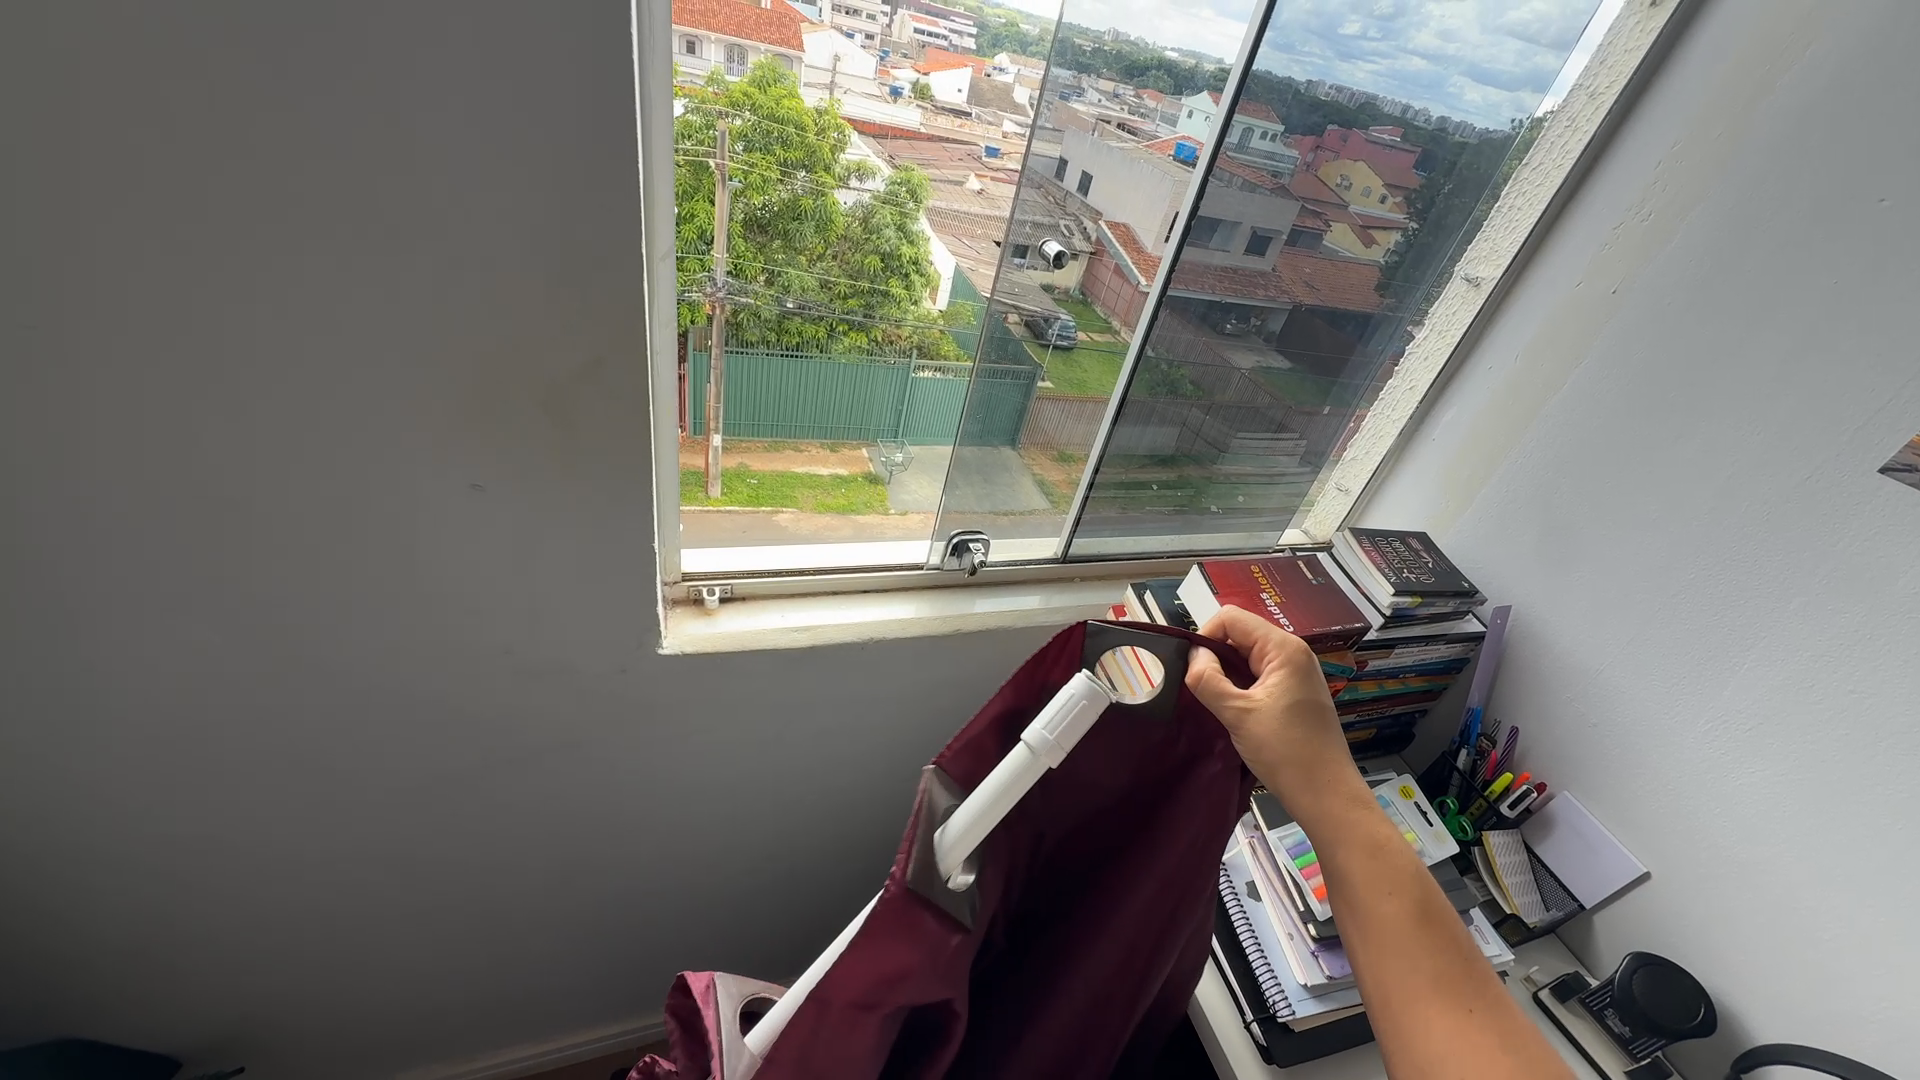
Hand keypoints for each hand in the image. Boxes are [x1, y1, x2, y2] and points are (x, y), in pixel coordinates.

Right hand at [1186, 606, 1361, 817]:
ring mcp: (1295, 672)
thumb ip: (1207, 679)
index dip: (1206, 636)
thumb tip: (1192, 656)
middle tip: (1201, 687)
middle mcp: (1292, 652)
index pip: (1231, 618)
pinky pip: (1257, 674)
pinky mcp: (1293, 691)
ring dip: (1226, 672)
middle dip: (1215, 655)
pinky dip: (1239, 685)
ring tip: (1215, 700)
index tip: (1193, 668)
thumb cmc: (1285, 752)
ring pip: (1246, 656)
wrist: (1325, 795)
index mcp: (1283, 648)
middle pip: (1239, 634)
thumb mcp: (1237, 714)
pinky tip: (1232, 708)